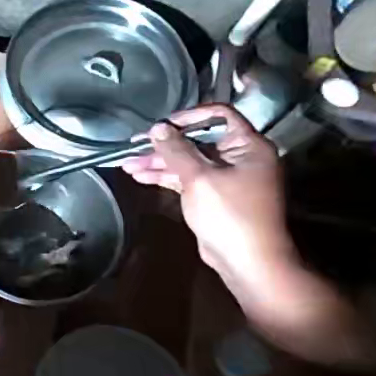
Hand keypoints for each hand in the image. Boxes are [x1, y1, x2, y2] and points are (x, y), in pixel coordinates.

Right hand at [119, 104, 296, 284]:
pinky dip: (166, 177)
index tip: (160, 125)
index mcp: (248, 145)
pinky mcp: (215, 195)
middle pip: (198, 140)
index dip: (188, 116)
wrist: (248, 260)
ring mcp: (227, 177)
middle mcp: (240, 157)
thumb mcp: (199, 178)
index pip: (219, 115)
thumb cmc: (229, 214)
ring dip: (159, 163)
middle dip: (164, 145)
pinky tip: (141, 177)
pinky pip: (188, 179)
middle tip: (134, 147)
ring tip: (128, 165)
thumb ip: (176, 150)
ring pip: (189, 162)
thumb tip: (157, 127)